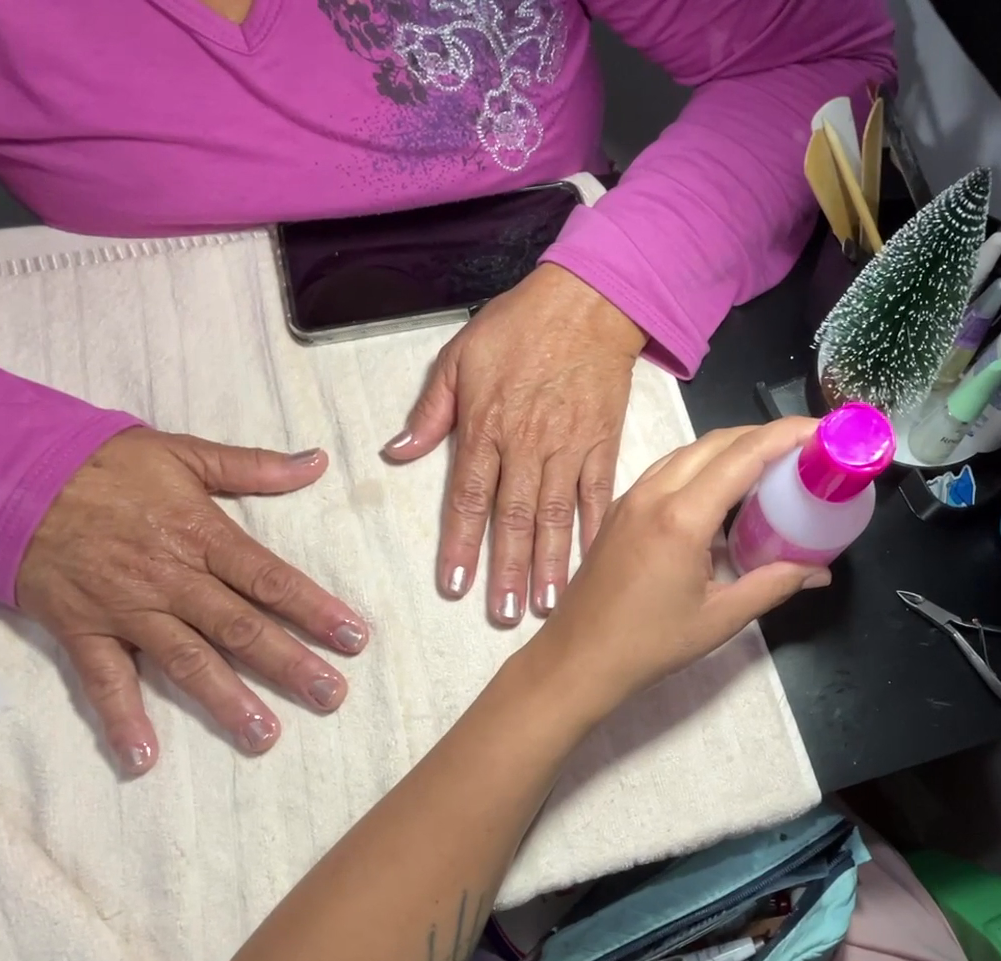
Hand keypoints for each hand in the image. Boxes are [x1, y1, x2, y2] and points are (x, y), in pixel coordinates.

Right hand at [17, 430, 369, 774]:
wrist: (2, 472)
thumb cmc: (106, 464)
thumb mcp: (186, 454)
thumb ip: (256, 466)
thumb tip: (318, 461)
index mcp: (204, 537)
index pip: (272, 580)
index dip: (316, 610)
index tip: (355, 639)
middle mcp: (172, 580)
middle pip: (241, 629)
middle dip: (289, 665)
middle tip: (331, 696)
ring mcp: (127, 609)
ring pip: (186, 661)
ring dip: (226, 700)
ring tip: (264, 735)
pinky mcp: (81, 629)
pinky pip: (104, 680)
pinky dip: (121, 720)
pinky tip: (143, 759)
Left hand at [383, 264, 645, 626]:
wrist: (586, 305)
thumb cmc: (519, 326)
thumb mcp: (459, 356)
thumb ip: (431, 410)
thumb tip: (397, 452)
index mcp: (485, 426)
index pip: (467, 497)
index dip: (461, 545)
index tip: (455, 586)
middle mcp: (526, 445)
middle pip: (514, 518)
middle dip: (508, 570)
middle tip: (506, 615)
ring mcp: (569, 447)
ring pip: (556, 515)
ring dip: (551, 562)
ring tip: (548, 603)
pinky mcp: (603, 444)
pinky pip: (598, 493)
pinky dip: (595, 529)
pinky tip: (593, 561)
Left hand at [517, 419, 831, 715]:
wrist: (576, 659)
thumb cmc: (649, 645)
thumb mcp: (720, 618)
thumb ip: (773, 585)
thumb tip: (819, 570)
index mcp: (681, 518)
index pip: (743, 456)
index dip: (785, 434)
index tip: (820, 428)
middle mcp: (654, 493)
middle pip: (717, 442)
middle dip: (764, 434)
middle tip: (803, 448)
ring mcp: (632, 497)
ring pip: (690, 450)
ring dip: (732, 447)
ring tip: (770, 463)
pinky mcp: (621, 508)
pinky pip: (669, 468)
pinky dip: (704, 465)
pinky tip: (723, 489)